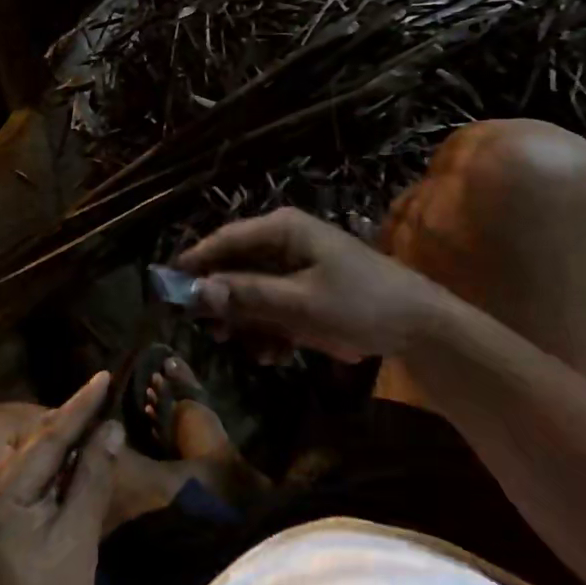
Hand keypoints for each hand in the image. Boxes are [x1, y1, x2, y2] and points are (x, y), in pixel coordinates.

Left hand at [0, 371, 123, 584]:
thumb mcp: (77, 535)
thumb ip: (92, 476)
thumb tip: (112, 428)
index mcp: (2, 491)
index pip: (48, 436)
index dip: (80, 404)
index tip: (104, 376)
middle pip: (37, 439)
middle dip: (72, 416)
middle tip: (103, 391)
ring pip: (33, 453)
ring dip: (64, 435)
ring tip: (95, 414)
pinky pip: (30, 472)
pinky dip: (54, 459)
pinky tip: (75, 454)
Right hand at [175, 208, 441, 362]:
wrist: (417, 327)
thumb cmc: (359, 302)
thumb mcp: (300, 303)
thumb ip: (248, 296)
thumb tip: (198, 291)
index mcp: (283, 230)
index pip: (227, 239)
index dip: (196, 261)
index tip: (168, 286)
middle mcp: (284, 242)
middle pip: (235, 266)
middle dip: (221, 299)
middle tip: (206, 329)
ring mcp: (294, 268)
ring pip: (250, 291)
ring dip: (244, 321)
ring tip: (242, 348)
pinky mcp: (304, 293)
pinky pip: (271, 308)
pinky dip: (267, 330)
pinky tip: (271, 355)